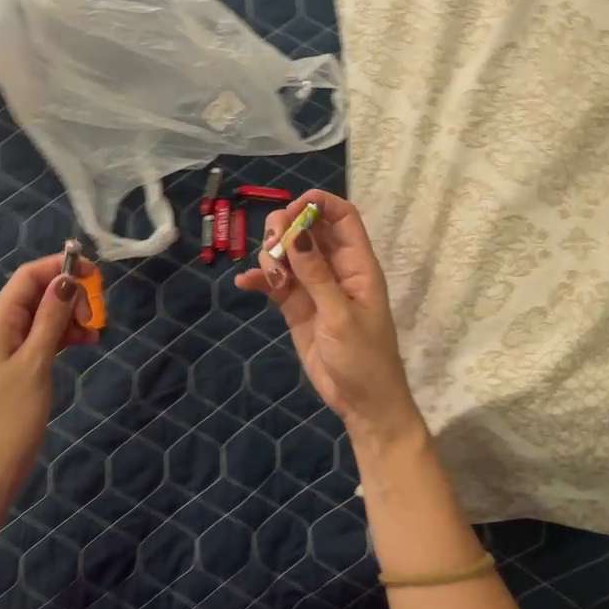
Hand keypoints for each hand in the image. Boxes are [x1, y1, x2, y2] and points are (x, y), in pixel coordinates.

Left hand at [0, 255, 98, 499]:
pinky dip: (64, 336)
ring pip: (44, 315)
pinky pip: (44, 338)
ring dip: (69, 316)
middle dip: (68, 295)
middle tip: (92, 318)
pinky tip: (86, 343)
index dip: (59, 267)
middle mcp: (1, 327)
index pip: (28, 276)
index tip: (93, 275)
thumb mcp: (36, 363)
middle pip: (37, 293)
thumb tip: (66, 278)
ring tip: (94, 333)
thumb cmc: (11, 417)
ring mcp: (9, 347)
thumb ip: (51, 319)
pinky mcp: (18, 367)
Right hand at [233, 190, 424, 453]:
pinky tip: (244, 284)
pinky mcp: (296, 306)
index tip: (292, 207)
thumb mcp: (340, 316)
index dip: (320, 204)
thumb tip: (295, 232)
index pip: (343, 218)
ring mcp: (314, 288)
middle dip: (286, 228)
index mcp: (358, 266)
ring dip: (272, 254)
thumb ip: (316, 275)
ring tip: (268, 274)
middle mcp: (335, 270)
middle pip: (308, 230)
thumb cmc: (364, 359)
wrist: (362, 404)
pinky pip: (275, 283)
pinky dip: (259, 279)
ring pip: (288, 253)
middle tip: (272, 243)